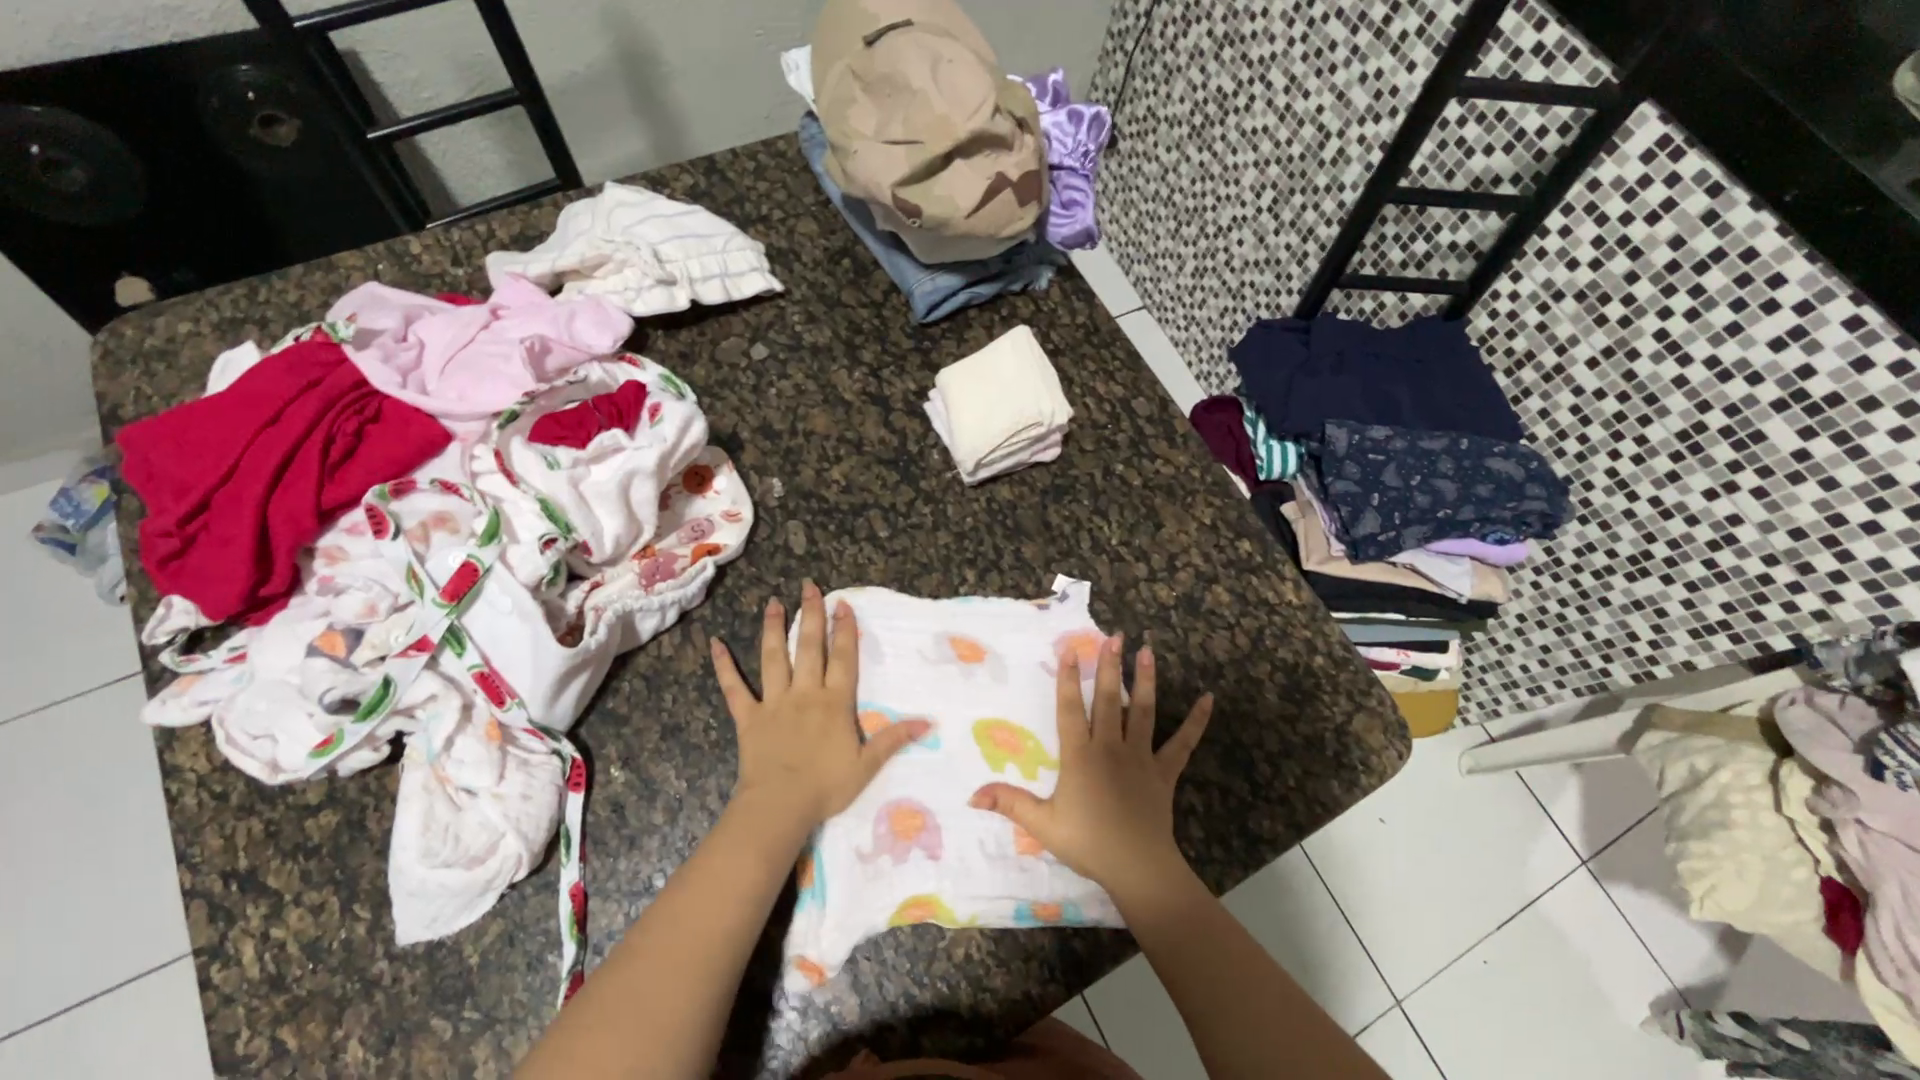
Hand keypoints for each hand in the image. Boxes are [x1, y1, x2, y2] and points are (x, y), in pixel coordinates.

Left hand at [710, 581, 927, 829]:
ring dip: (772, 629)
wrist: (780, 805)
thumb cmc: (826, 787)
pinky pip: (734, 688)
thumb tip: (927, 722)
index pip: (843, 658)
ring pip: (773, 658)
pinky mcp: (748, 717)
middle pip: (809, 648)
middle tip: (809, 587)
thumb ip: (894, 739)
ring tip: (773, 603)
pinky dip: (724, 666)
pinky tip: (715, 644)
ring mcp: (774, 702)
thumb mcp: (867, 765)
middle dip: (810, 615)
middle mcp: (805, 693)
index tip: (843, 604)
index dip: (844, 630)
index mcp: (834, 702)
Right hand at [969, 633, 1212, 899]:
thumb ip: (1009, 803)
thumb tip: (972, 794)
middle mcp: (1110, 748)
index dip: (1068, 679)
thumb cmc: (1088, 843)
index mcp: (1080, 756)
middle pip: (1108, 700)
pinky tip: (1209, 699)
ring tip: (1147, 651)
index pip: (1070, 710)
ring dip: (1145, 680)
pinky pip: (1183, 743)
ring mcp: (1140, 758)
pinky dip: (1196, 721)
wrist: (1137, 865)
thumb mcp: (1042, 824)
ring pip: (1144, 711)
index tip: (1070, 649)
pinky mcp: (1164, 772)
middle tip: (1114, 636)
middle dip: (1109, 667)